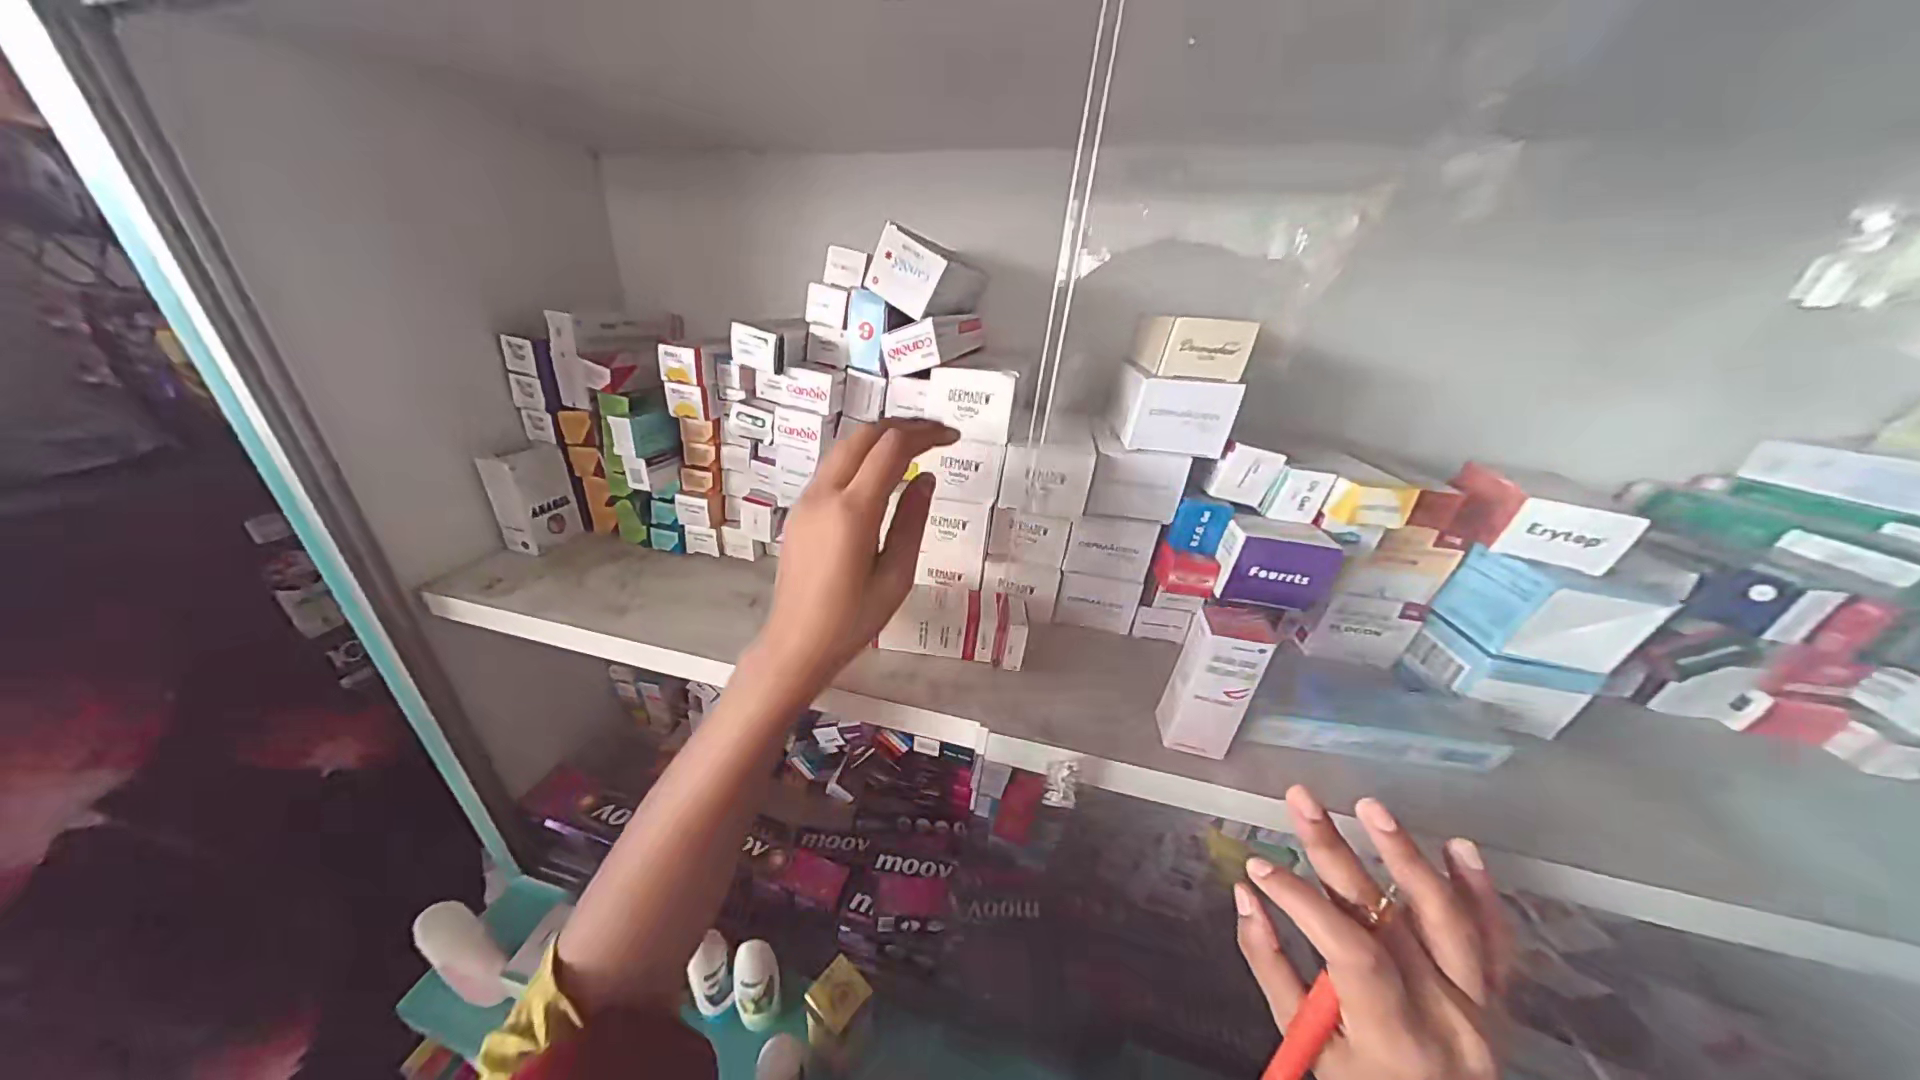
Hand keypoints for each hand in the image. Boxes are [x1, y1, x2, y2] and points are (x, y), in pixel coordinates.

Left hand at [746, 419, 957, 692]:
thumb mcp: (895, 576)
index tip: (952, 437)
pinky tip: (882, 473)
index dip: (925, 435)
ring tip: (914, 446)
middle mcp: (825, 495)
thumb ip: (911, 521)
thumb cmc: (851, 621)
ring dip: (880, 438)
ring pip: (845, 447)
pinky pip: (833, 468)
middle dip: (903, 427)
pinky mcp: (800, 512)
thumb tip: (926, 479)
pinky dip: (862, 457)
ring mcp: (807, 501)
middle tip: (936, 434)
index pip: (892, 449)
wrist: (795, 644)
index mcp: (852, 511)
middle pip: (865, 436)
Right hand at [1235, 786, 1511, 1079]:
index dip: (1300, 901)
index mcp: (1393, 1035)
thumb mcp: (1306, 1044)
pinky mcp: (1497, 995)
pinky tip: (1457, 845)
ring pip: (1446, 917)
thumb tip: (1246, 896)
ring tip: (1369, 807)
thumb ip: (1272, 966)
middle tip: (1301, 800)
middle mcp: (1446, 1016)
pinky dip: (1479, 889)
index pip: (1349, 949)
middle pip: (1389, 918)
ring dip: (1405, 855)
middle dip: (1334, 851)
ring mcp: (1480, 1003)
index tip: (1258, 866)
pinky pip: (1496, 939)